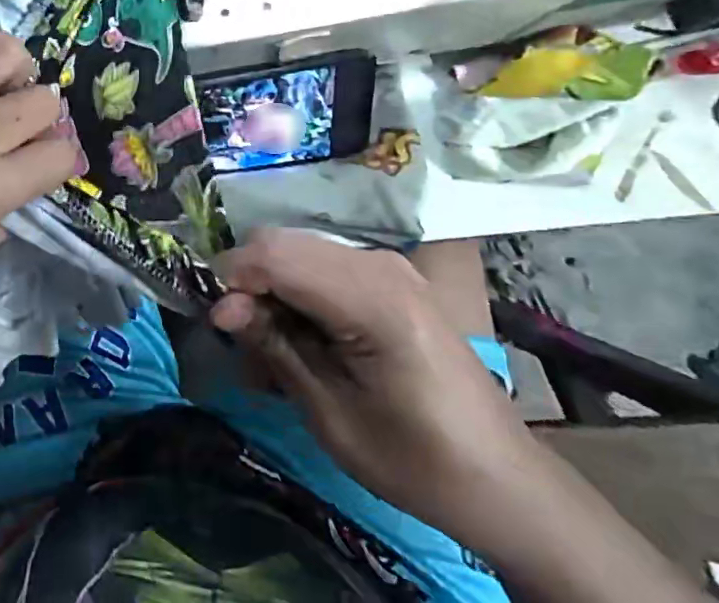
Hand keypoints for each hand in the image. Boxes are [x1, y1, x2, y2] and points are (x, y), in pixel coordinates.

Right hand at [210, 229, 539, 528]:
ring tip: (266, 348)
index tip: (219, 326)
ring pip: (297, 250)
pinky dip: (295, 293)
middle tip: (238, 338)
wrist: (499, 477)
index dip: (233, 281)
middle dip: (247, 282)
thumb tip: (223, 307)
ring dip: (269, 289)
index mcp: (375, 299)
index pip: (277, 254)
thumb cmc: (417, 461)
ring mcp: (388, 266)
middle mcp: (380, 264)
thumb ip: (276, 348)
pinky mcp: (390, 278)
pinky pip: (321, 266)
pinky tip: (297, 340)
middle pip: (282, 242)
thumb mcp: (332, 416)